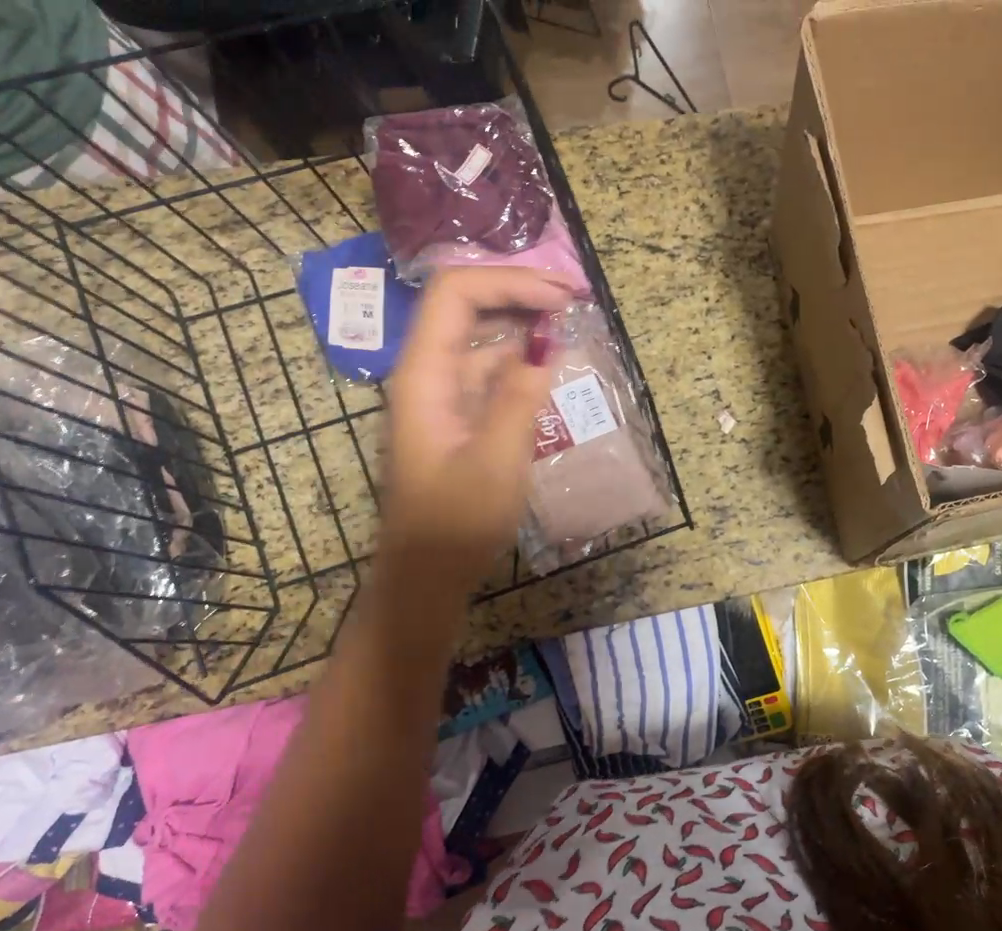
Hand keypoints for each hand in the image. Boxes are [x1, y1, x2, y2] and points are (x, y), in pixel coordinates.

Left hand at [379, 267, 574, 573]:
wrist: (426, 575)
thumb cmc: (456, 523)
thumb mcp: (496, 461)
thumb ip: (519, 397)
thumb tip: (546, 342)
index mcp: (424, 375)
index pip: (457, 295)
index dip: (510, 283)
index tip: (564, 298)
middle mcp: (428, 374)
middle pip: (466, 306)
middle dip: (519, 292)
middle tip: (577, 300)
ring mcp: (442, 396)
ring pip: (480, 337)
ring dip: (523, 322)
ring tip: (573, 324)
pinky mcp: (458, 418)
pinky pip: (489, 371)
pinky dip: (521, 359)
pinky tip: (552, 365)